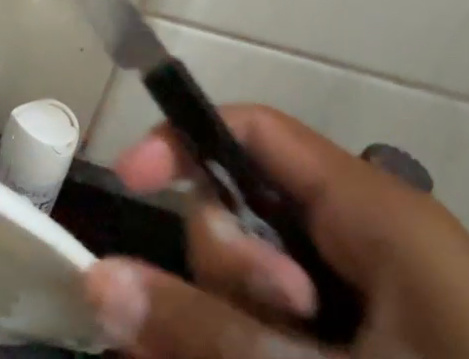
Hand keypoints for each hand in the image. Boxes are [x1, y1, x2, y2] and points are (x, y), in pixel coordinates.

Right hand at [82, 106, 468, 358]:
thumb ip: (211, 329)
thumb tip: (96, 282)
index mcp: (373, 213)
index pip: (252, 130)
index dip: (182, 142)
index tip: (132, 185)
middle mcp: (365, 238)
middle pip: (241, 211)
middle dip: (228, 270)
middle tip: (282, 328)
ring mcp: (370, 293)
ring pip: (254, 276)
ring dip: (233, 321)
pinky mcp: (370, 334)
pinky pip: (281, 321)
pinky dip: (247, 342)